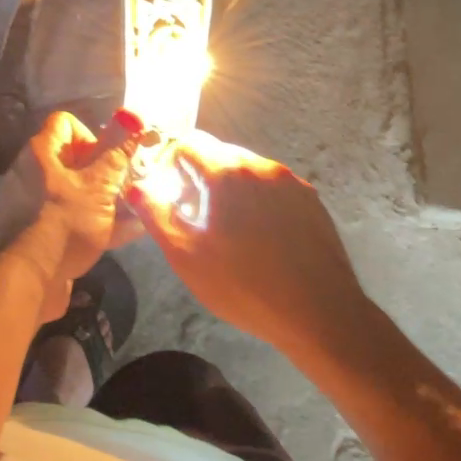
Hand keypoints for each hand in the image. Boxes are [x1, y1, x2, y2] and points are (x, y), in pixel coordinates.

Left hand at [0, 112, 136, 318]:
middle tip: (126, 186)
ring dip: (103, 198)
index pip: (65, 122)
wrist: (31, 278)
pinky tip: (126, 233)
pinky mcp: (37, 229)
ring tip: (132, 209)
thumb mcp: (98, 187)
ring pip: (73, 189)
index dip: (91, 135)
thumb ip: (116, 154)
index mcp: (41, 152)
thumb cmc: (65, 223)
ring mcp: (31, 201)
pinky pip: (69, 216)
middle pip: (72, 158)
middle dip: (103, 171)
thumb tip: (133, 115)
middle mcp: (31, 170)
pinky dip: (95, 221)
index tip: (108, 159)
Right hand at [128, 130, 368, 355]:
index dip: (168, 162)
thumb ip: (155, 213)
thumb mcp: (185, 255)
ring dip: (228, 189)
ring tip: (225, 231)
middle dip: (197, 177)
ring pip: (246, 172)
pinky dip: (257, 202)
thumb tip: (137, 186)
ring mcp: (292, 183)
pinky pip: (272, 189)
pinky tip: (259, 240)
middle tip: (191, 216)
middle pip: (217, 154)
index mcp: (227, 171)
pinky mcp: (313, 203)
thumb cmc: (245, 286)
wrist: (323, 317)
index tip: (166, 194)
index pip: (187, 142)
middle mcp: (261, 165)